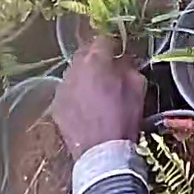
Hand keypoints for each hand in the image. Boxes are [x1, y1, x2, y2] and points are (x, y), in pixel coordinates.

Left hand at [51, 36, 145, 158]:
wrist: (103, 153)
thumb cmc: (124, 117)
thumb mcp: (138, 87)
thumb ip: (129, 66)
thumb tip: (123, 60)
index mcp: (97, 61)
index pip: (103, 39)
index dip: (113, 44)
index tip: (119, 51)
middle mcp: (75, 69)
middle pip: (84, 52)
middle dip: (96, 56)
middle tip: (107, 66)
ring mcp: (62, 87)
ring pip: (74, 71)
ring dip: (85, 73)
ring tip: (95, 86)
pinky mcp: (56, 104)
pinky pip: (67, 89)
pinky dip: (76, 91)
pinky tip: (85, 103)